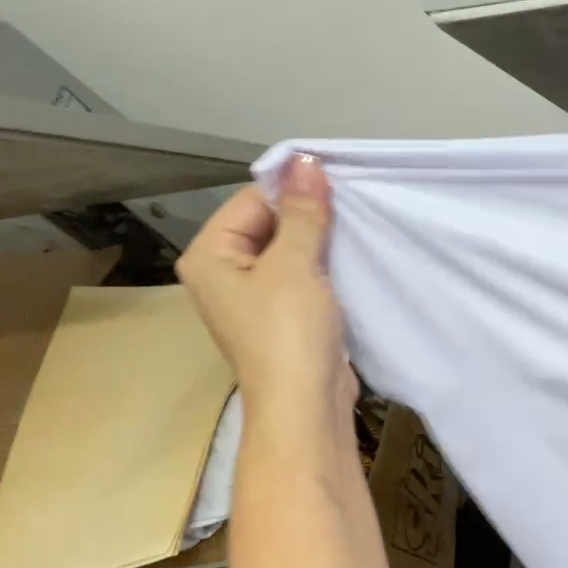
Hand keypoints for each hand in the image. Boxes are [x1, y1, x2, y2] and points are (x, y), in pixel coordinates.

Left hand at [177, 154, 354, 409]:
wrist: (306, 403)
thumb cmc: (289, 333)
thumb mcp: (296, 266)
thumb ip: (304, 215)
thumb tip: (307, 163)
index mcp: (210, 255)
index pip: (251, 202)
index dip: (293, 193)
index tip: (338, 187)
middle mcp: (225, 275)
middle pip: (270, 229)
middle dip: (310, 222)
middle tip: (354, 216)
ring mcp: (256, 302)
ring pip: (292, 258)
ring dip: (323, 250)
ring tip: (358, 242)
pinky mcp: (287, 323)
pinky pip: (306, 285)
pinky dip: (328, 277)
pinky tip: (353, 274)